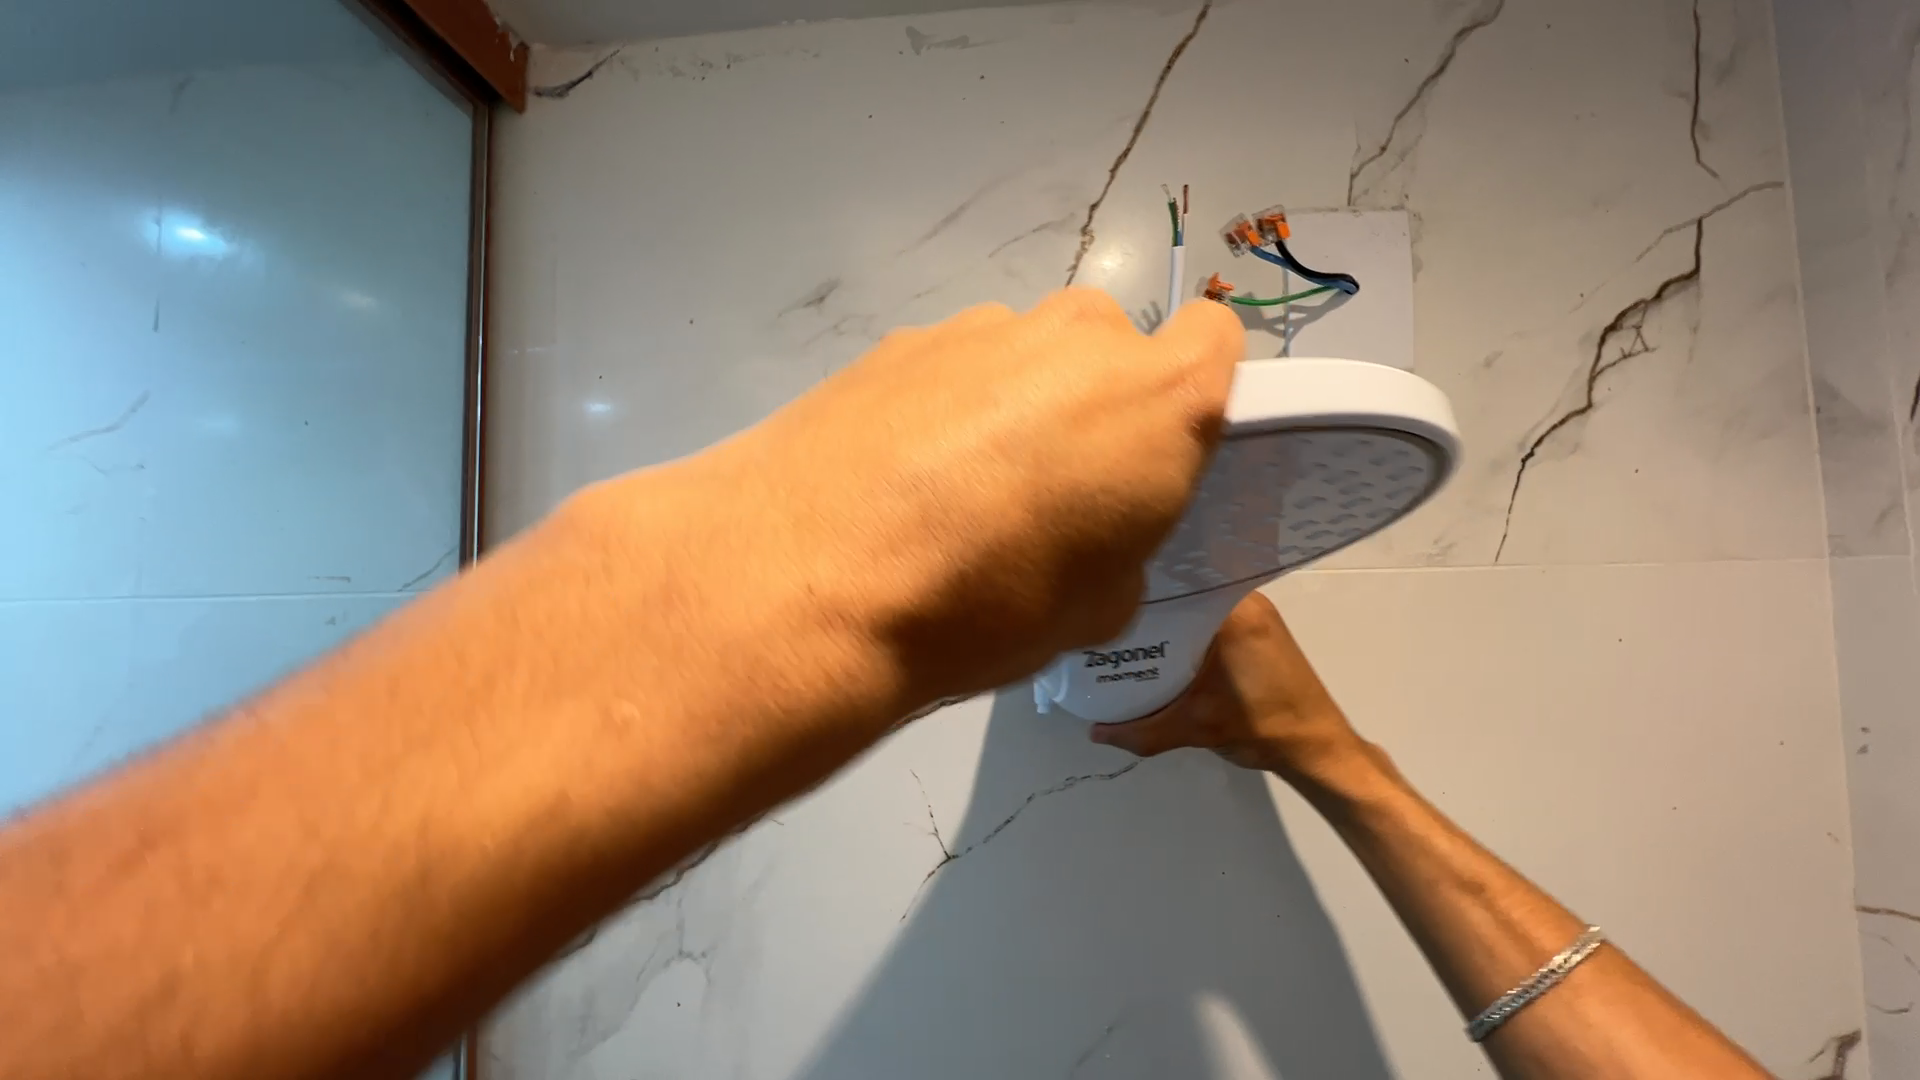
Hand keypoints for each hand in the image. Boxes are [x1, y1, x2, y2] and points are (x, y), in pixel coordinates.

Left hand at [684, 289, 1244, 705]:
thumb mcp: (1094, 609)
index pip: (1214, 344)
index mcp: (1156, 398)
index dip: (1194, 394)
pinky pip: (954, 367)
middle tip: (1050, 487)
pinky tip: (901, 474)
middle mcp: (1075, 340)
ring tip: (958, 490)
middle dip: (1095, 406)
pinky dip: (946, 407)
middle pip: (1110, 350)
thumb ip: (1120, 546)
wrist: (812, 578)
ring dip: (1015, 406)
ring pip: (1027, 357)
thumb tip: (1090, 537)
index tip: (1159, 449)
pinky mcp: (900, 340)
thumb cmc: (986, 605)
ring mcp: (981, 328)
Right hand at [1089, 591, 1364, 779]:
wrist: (1317, 750)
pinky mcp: (1258, 629)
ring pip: (1197, 604)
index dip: (1138, 588)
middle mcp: (1245, 600)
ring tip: (1125, 630)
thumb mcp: (1195, 728)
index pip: (1176, 581)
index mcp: (1233, 610)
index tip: (1105, 597)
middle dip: (1147, 604)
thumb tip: (1094, 733)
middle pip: (1184, 590)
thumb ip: (1142, 730)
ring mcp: (1254, 612)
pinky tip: (1160, 646)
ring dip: (1168, 617)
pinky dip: (1186, 628)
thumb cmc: (1262, 728)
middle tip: (1106, 616)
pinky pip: (1211, 617)